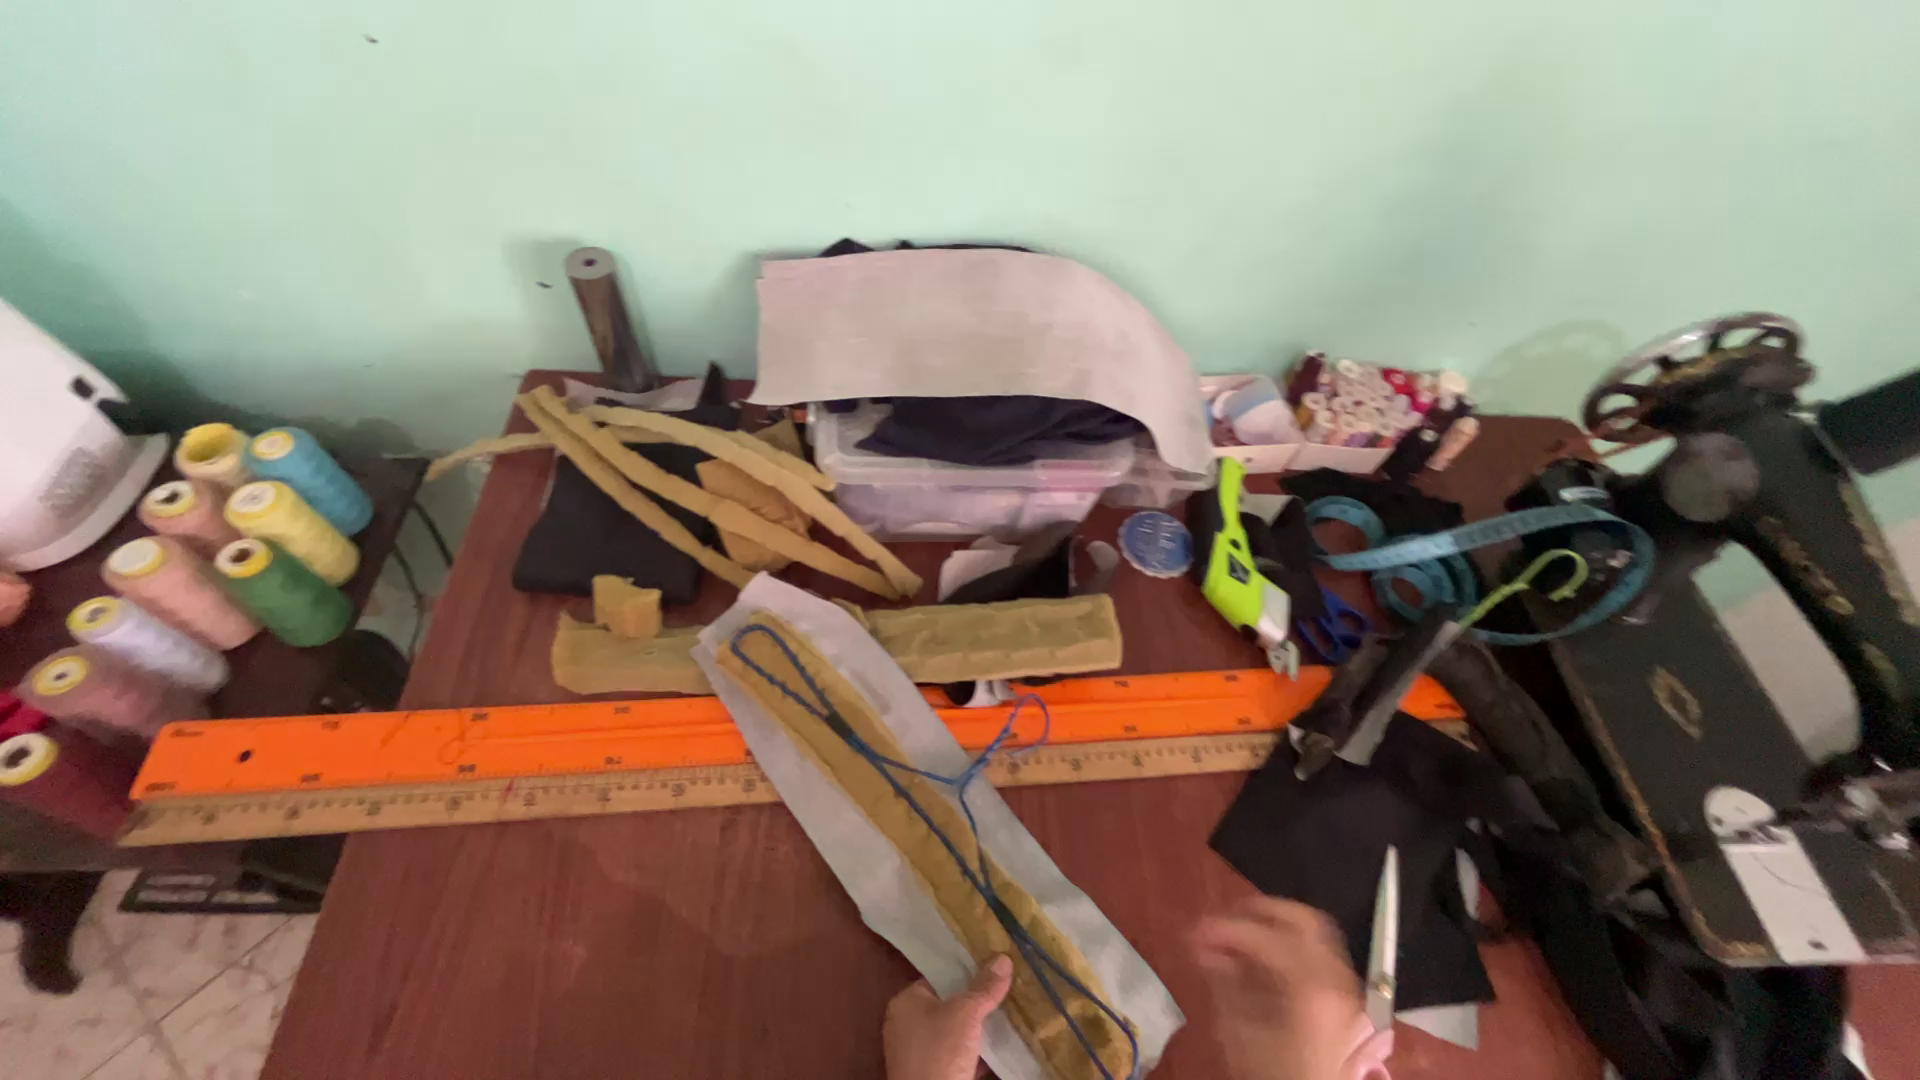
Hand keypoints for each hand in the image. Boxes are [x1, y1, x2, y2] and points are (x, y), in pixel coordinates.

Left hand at [883, 955, 1013, 1079]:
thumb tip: (1004, 958)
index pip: (937, 978)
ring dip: (976, 1031)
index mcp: (905, 1002)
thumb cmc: (940, 1051)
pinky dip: (975, 1054)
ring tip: (1006, 1016)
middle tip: (1002, 992)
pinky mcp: (932, 1076)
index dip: (964, 973)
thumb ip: (984, 987)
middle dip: (974, 1003)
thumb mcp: (965, 1013)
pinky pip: (957, 1057)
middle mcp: (906, 1025)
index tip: (990, 969)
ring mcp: (917, 1054)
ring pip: (954, 1034)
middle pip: (947, 1006)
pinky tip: (998, 1049)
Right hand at [1191, 898, 1365, 1079]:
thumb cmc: (1273, 1074)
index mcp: (1311, 987)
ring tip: (1239, 939)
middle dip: (1259, 912)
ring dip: (1273, 928)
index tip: (1196, 931)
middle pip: (1301, 920)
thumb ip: (1222, 980)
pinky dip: (1288, 946)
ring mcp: (1347, 990)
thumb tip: (1203, 944)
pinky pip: (1318, 955)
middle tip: (1224, 920)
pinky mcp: (1345, 1002)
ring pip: (1312, 934)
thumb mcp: (1238, 1034)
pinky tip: (1261, 962)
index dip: (1227, 928)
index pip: (1266, 937)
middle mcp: (1336, 980)